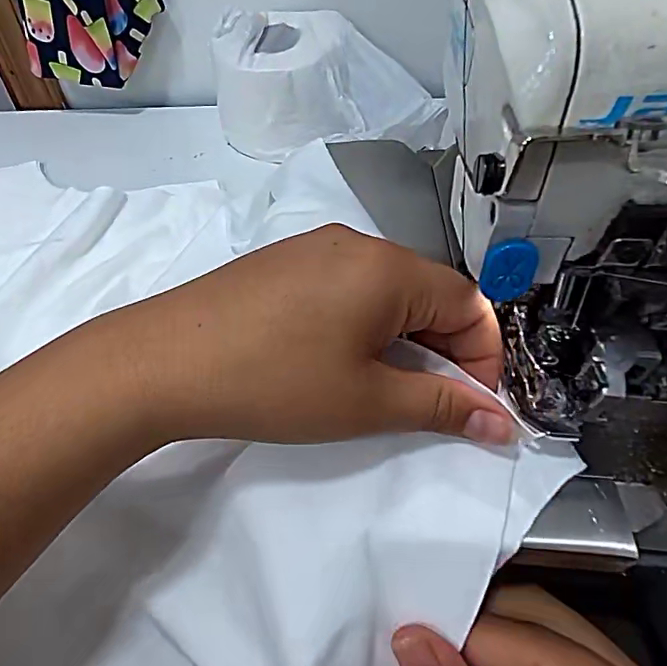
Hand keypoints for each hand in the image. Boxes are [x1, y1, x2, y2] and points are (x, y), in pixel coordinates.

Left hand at [81, 223, 517, 447]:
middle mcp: (353, 242)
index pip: (468, 303)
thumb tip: (503, 423)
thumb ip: (442, 405)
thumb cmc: (274, 382)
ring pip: (382, 288)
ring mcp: (309, 246)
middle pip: (426, 291)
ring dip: (399, 335)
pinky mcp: (278, 261)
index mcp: (387, 266)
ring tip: (374, 383)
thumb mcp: (366, 401)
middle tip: (423, 401)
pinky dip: (357, 320)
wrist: (163, 361)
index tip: (470, 406)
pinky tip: (328, 355)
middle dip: (441, 348)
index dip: (483, 358)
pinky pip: (341, 284)